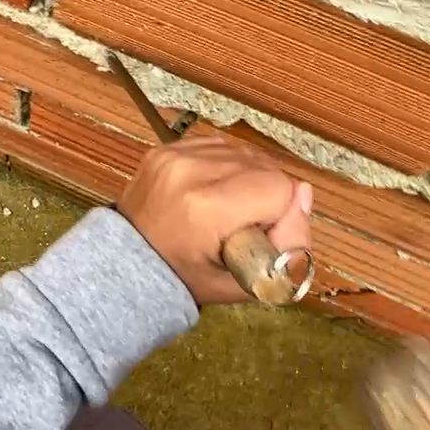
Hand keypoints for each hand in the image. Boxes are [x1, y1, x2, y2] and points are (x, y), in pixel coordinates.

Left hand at [116, 135, 312, 305]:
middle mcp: (189, 171)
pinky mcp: (166, 147)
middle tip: (245, 226)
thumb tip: (304, 193)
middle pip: (264, 166)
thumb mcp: (244, 282)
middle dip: (268, 196)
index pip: (279, 189)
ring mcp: (174, 154)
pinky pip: (219, 146)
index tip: (261, 236)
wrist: (126, 262)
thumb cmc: (184, 278)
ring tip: (229, 209)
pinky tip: (214, 191)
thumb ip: (287, 247)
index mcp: (206, 208)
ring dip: (248, 178)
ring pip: (244, 152)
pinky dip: (226, 166)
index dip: (282, 215)